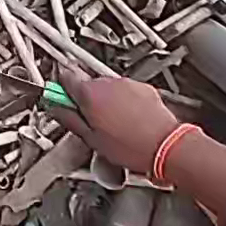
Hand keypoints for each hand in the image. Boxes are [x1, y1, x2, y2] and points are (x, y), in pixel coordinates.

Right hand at [51, 69, 180, 174]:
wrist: (169, 147)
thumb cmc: (133, 147)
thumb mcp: (91, 139)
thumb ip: (69, 119)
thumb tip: (56, 110)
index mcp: (88, 93)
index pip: (64, 78)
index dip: (61, 90)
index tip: (62, 101)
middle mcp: (106, 83)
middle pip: (86, 84)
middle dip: (86, 99)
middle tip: (91, 120)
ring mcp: (125, 84)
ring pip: (107, 88)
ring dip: (106, 100)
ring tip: (114, 124)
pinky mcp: (143, 87)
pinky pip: (126, 90)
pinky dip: (125, 101)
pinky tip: (129, 121)